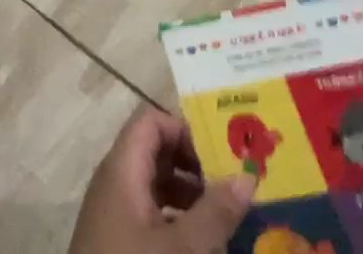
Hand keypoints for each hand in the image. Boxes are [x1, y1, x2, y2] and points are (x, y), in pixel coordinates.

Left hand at [69, 105, 257, 253]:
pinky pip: (153, 213)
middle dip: (197, 164)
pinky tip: (210, 242)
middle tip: (238, 183)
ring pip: (157, 185)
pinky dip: (181, 218)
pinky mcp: (119, 240)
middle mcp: (115, 182)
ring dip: (193, 195)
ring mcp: (115, 212)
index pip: (151, 122)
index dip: (186, 128)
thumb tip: (246, 176)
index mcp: (122, 170)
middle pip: (156, 152)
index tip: (226, 152)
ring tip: (232, 214)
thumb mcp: (184, 248)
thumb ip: (216, 211)